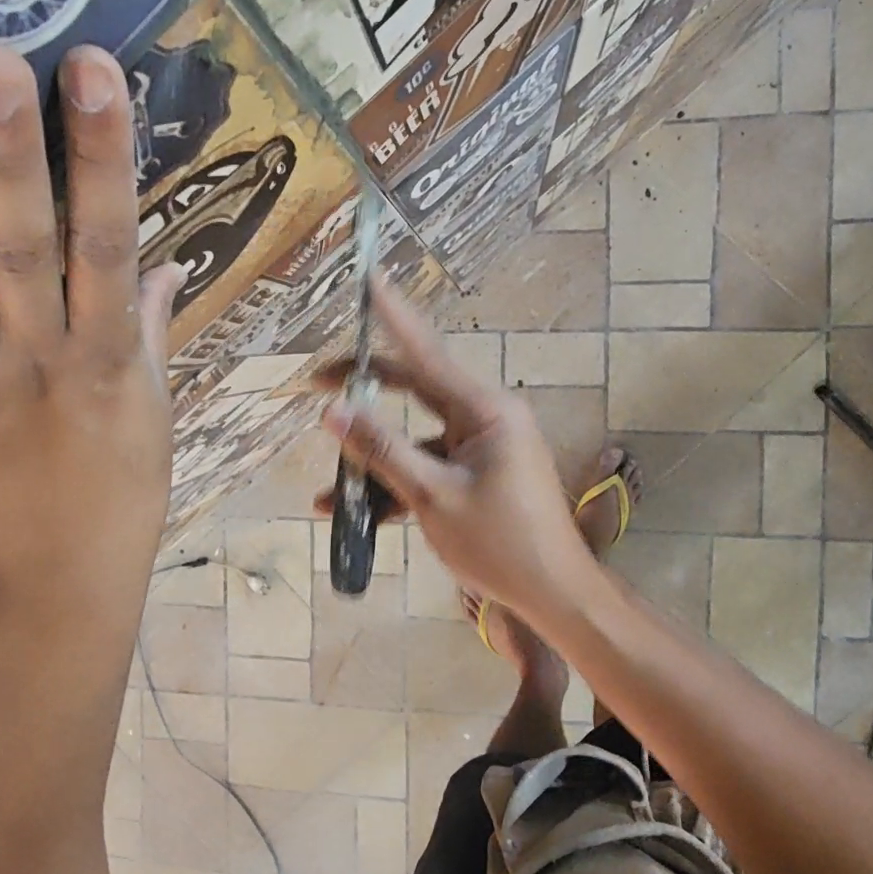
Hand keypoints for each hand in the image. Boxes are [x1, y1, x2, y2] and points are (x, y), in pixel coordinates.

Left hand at [0, 43, 185, 625]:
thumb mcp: (153, 403)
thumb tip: (159, 263)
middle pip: (27, 250)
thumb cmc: (125, 487)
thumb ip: (150, 327)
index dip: (105, 158)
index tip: (94, 70)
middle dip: (10, 157)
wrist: (70, 578)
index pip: (111, 242)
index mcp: (112, 351)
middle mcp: (49, 358)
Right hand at [316, 277, 599, 616]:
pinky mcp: (481, 474)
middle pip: (417, 391)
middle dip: (366, 394)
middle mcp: (486, 418)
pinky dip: (400, 485)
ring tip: (328, 492)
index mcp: (485, 410)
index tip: (370, 278)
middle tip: (318, 383)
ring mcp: (485, 447)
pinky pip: (431, 467)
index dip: (395, 316)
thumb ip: (382, 451)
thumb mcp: (432, 497)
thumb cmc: (499, 543)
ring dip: (377, 462)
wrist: (554, 595)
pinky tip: (359, 515)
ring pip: (417, 439)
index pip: (428, 353)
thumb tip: (333, 411)